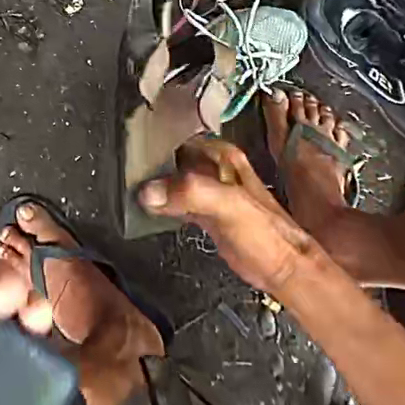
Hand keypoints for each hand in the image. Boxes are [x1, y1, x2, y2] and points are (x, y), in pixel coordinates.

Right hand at [138, 137, 325, 294]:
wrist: (282, 268)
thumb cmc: (266, 234)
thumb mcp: (227, 206)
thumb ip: (188, 193)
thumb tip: (150, 191)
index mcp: (222, 157)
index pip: (181, 136)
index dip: (155, 137)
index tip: (128, 143)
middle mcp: (216, 170)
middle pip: (175, 155)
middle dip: (150, 159)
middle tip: (122, 164)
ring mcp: (211, 192)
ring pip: (174, 178)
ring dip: (155, 181)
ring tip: (128, 182)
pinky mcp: (207, 214)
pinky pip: (177, 201)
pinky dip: (162, 202)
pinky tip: (148, 207)